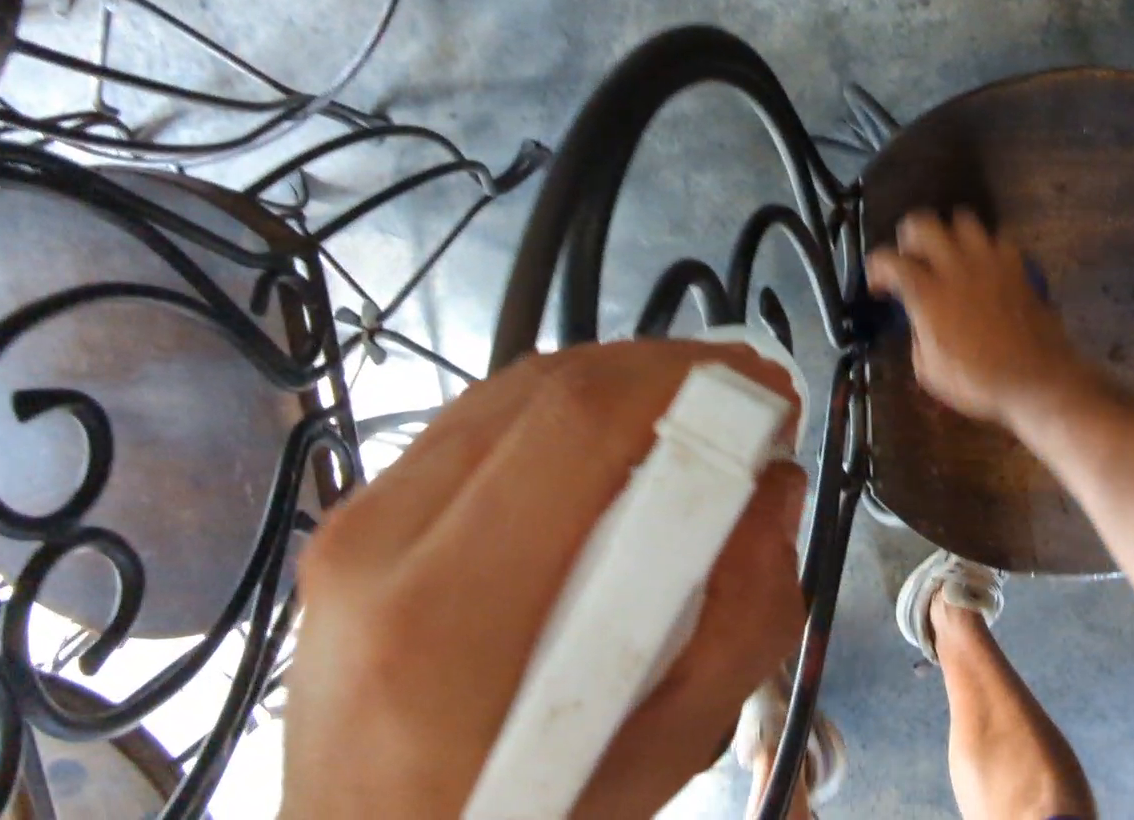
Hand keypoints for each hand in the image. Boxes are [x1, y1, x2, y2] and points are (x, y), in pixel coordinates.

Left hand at [282, 341, 808, 818]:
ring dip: (626, 381)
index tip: (767, 395)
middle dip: (672, 372)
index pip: (578, 428)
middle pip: (552, 389)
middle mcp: (383, 542)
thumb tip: (773, 489)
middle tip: (748, 398)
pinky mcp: (364, 510)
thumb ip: (742, 623)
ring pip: (520, 388)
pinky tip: (620, 435)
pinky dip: (572, 406)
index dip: (688, 382)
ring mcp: (360, 517)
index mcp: (446, 622)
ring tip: (696, 410)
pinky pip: (488, 418)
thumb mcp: (661, 760)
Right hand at [865, 209, 1089, 426]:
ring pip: (962, 221)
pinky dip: (986, 248)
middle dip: (909, 236)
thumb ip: (917, 335)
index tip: (878, 285)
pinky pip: (998, 239)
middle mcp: (956, 269)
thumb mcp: (929, 370)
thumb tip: (920, 321)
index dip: (876, 268)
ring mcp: (989, 263)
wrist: (1036, 381)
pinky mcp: (1016, 267)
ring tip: (948, 256)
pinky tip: (983, 267)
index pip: (889, 260)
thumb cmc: (978, 382)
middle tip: (910, 258)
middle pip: (923, 224)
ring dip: (949, 235)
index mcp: (928, 295)